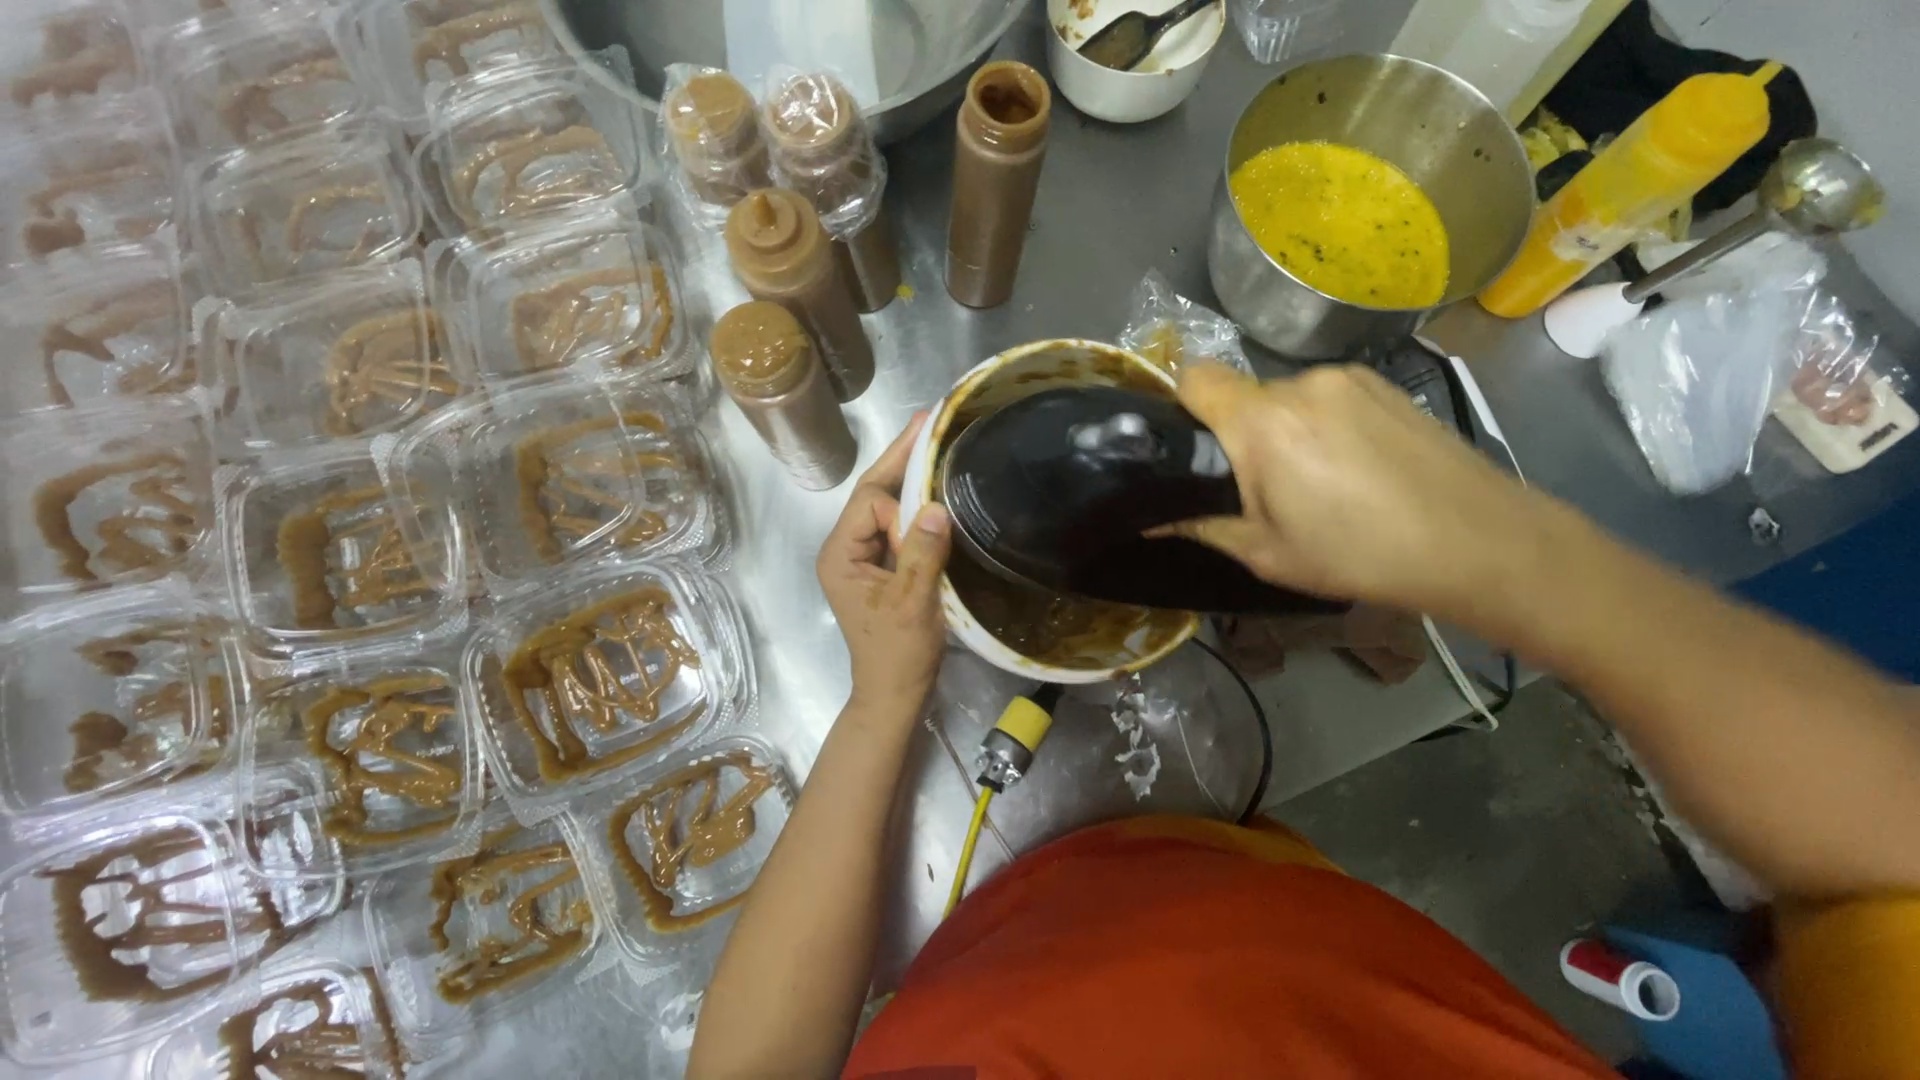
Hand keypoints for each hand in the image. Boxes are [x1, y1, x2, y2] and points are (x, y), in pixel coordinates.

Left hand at [816, 413, 952, 713]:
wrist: (894, 695)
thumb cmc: (898, 655)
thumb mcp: (913, 606)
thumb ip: (922, 555)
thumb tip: (934, 505)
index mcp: (841, 555)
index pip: (869, 504)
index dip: (902, 502)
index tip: (934, 514)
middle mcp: (845, 549)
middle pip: (872, 495)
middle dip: (900, 460)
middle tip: (928, 421)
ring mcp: (862, 557)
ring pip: (885, 507)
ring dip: (909, 480)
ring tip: (935, 446)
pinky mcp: (880, 566)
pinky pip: (896, 526)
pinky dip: (916, 507)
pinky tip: (938, 492)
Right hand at [1171, 363, 1557, 620]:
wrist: (1479, 541)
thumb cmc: (1360, 554)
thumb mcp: (1267, 554)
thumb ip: (1200, 526)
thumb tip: (1148, 519)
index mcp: (1264, 423)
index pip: (1193, 378)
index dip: (1183, 409)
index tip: (1194, 451)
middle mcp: (1302, 384)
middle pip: (1242, 396)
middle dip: (1241, 436)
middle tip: (1265, 490)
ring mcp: (1349, 379)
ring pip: (1287, 399)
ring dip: (1284, 431)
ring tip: (1320, 483)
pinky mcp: (1384, 383)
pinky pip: (1327, 398)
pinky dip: (1324, 425)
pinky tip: (1356, 468)